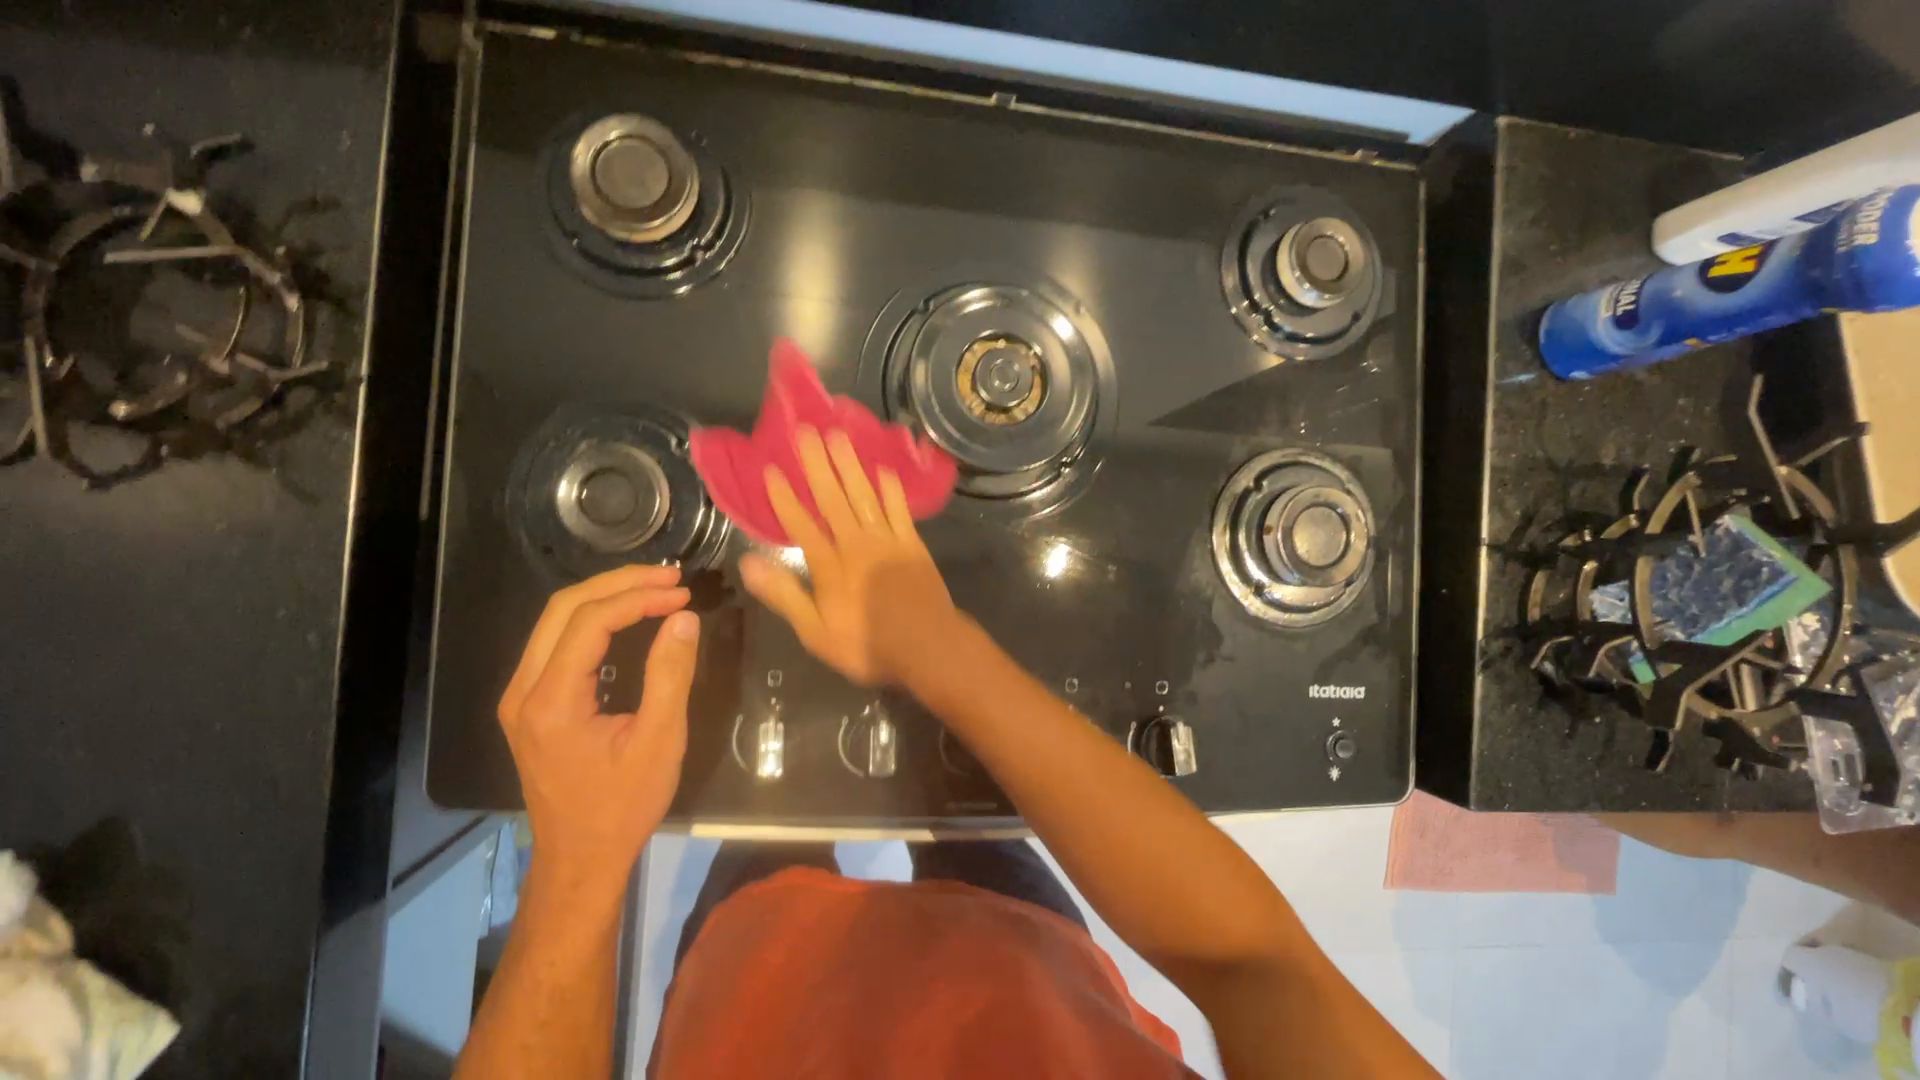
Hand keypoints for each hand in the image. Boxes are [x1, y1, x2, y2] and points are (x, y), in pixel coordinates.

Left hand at [497, 565, 699, 889]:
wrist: (580, 858)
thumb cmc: (622, 806)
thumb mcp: (658, 742)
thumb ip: (669, 675)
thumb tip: (683, 618)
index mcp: (550, 700)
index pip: (589, 621)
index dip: (638, 597)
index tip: (683, 594)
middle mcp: (523, 690)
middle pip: (562, 609)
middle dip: (619, 584)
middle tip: (671, 579)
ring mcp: (520, 697)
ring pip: (555, 621)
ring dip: (605, 597)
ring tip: (655, 589)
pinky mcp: (529, 705)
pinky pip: (556, 643)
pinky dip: (593, 620)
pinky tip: (627, 617)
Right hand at [739, 426, 961, 686]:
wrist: (929, 647)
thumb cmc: (868, 645)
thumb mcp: (816, 632)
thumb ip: (785, 595)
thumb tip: (748, 564)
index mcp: (830, 566)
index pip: (801, 524)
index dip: (785, 498)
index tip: (772, 469)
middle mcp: (856, 544)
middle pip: (833, 497)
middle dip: (817, 464)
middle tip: (805, 431)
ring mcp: (887, 541)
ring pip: (864, 494)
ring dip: (850, 464)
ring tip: (838, 434)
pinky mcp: (913, 544)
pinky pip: (899, 509)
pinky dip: (890, 488)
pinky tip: (882, 468)